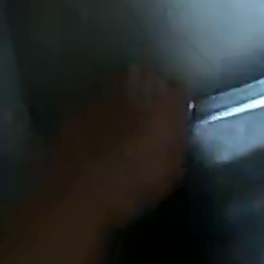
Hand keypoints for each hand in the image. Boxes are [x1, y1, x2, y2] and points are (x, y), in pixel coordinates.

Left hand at [38, 66, 191, 230]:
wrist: (83, 186)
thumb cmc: (136, 184)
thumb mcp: (172, 172)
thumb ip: (179, 142)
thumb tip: (178, 130)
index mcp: (166, 100)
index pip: (180, 91)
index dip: (177, 105)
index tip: (174, 119)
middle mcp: (139, 83)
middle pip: (151, 77)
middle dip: (151, 92)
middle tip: (148, 117)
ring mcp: (109, 87)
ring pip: (124, 81)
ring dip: (126, 95)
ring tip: (123, 120)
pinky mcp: (85, 97)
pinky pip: (100, 96)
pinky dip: (103, 107)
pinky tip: (99, 128)